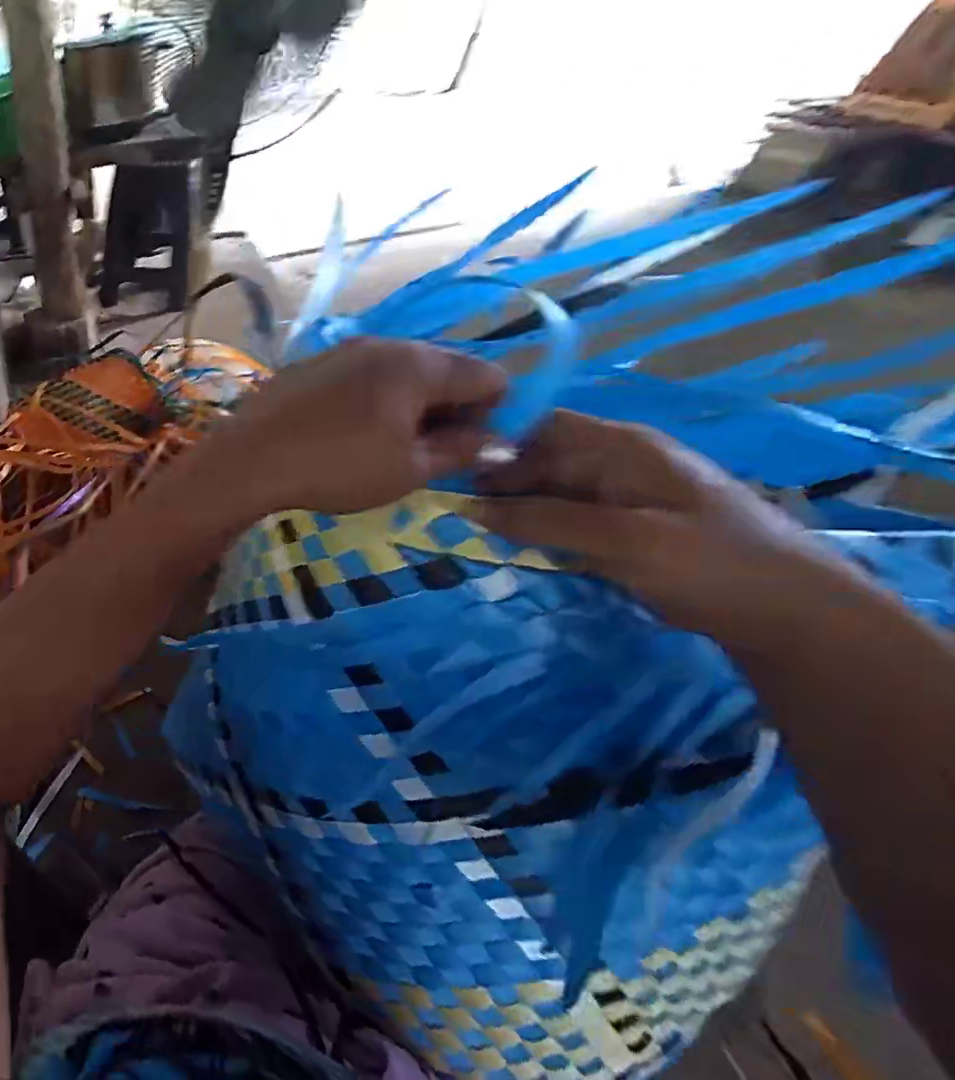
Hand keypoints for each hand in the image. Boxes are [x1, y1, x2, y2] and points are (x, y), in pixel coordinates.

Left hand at [183, 338, 506, 518]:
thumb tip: (491, 439)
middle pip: (439, 370)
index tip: (463, 450)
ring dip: (402, 405)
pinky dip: (363, 402)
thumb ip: (459, 450)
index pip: (488, 376)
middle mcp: (381, 344)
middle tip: (421, 453)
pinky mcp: (304, 367)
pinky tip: (339, 435)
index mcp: (418, 363)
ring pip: (392, 374)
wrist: (245, 461)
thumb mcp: (408, 470)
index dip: (490, 415)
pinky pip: (353, 379)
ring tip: (378, 448)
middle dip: (444, 409)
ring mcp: (337, 351)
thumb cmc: (335, 467)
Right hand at [469, 410, 856, 646]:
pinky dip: (525, 530)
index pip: (534, 425)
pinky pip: (552, 518)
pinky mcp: (610, 526)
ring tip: (463, 533)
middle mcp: (610, 462)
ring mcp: (611, 495)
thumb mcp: (625, 541)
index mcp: (619, 447)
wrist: (791, 616)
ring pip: (536, 491)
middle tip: (445, 514)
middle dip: (486, 483)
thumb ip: (544, 521)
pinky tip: (503, 548)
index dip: (487, 442)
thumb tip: (466, 509)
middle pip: (529, 459)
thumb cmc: (713, 565)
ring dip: (502, 511)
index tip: (442, 472)